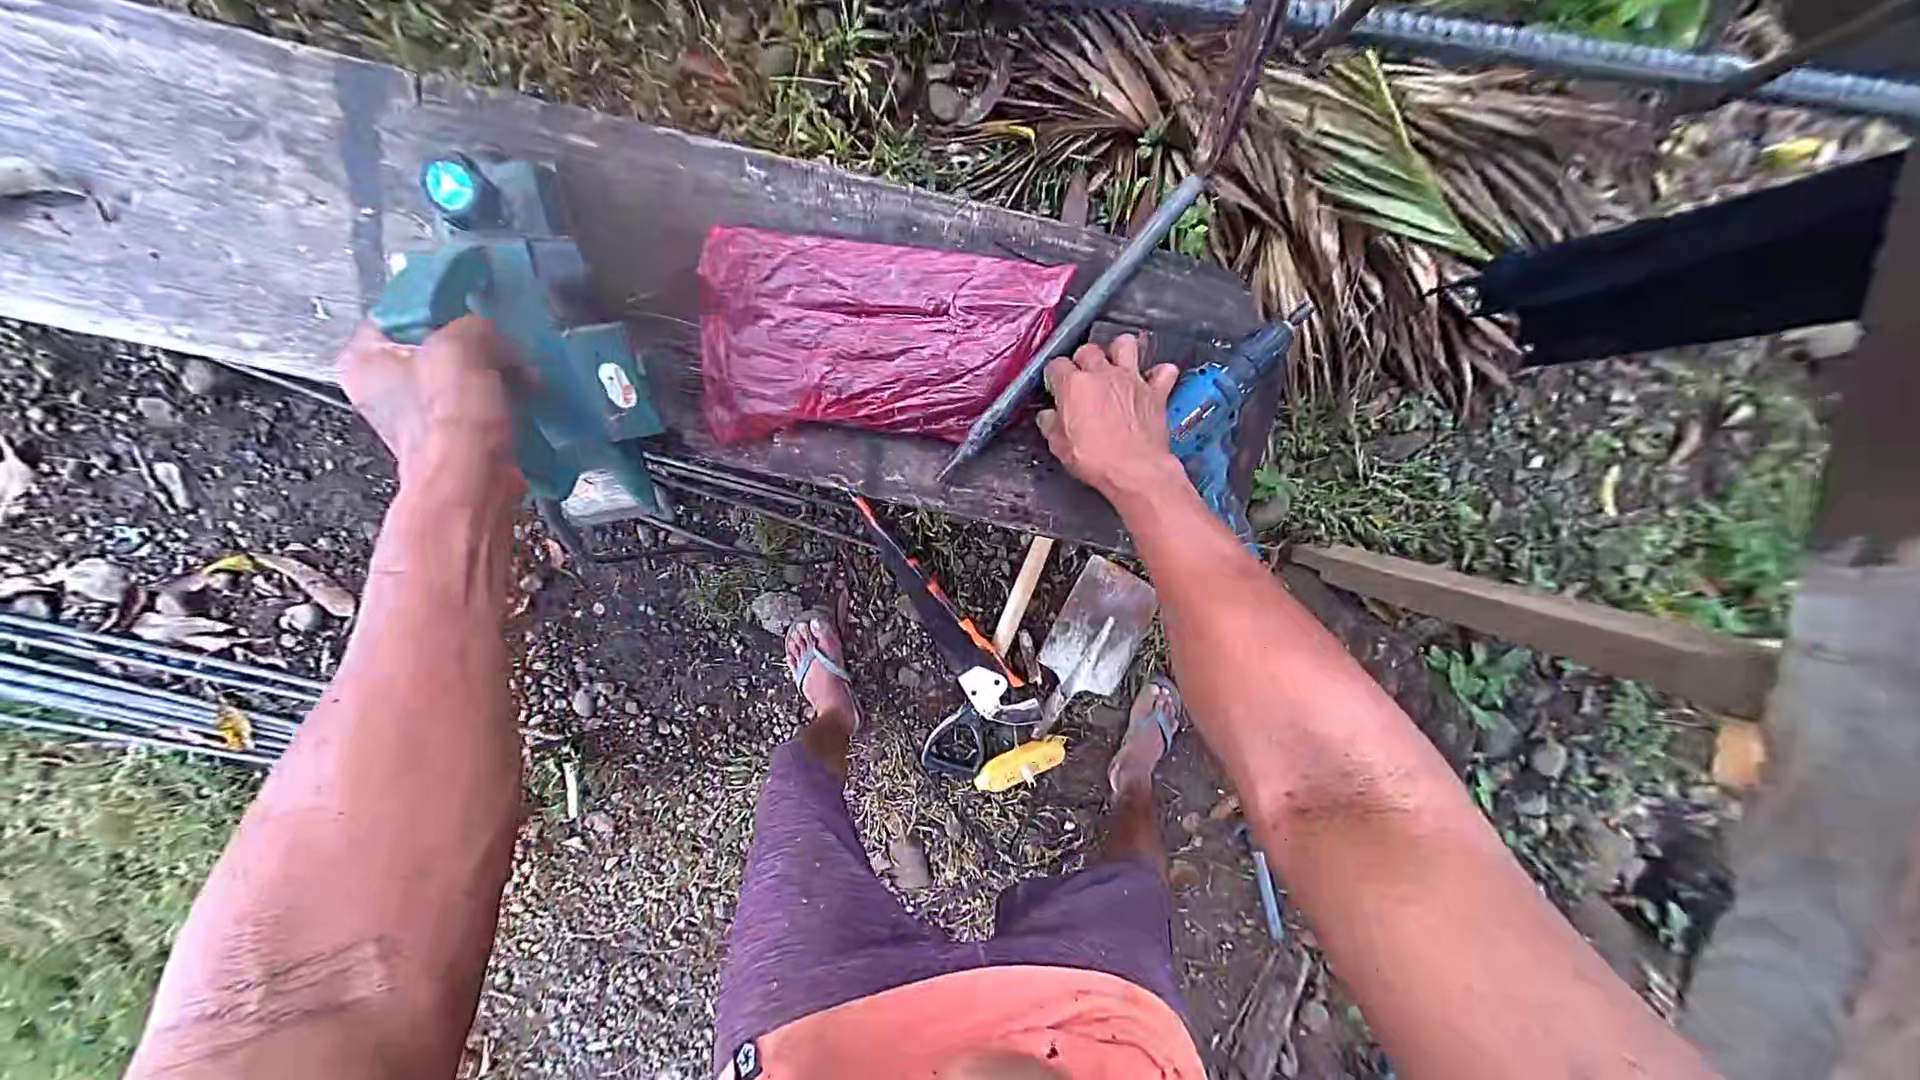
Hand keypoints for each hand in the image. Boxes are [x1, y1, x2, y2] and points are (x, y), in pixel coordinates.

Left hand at [338, 316, 520, 484]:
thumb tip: (491, 333)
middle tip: (507, 350)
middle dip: (482, 348)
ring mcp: (422, 418)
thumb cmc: (453, 423)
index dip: (446, 310)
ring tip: (524, 379)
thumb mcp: (461, 347)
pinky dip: (507, 402)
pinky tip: (525, 403)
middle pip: (441, 348)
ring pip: (467, 378)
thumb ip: (473, 326)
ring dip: (501, 376)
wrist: (475, 483)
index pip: (404, 313)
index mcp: (365, 359)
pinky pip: (485, 407)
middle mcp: (387, 389)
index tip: (479, 312)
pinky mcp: (457, 440)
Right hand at [1035, 335, 1183, 502]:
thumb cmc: (1098, 460)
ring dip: (1119, 351)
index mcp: (1074, 386)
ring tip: (1115, 364)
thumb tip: (1048, 418)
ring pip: (1125, 344)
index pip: (1057, 366)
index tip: (1055, 385)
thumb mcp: (1060, 447)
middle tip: (1081, 377)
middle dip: (1082, 360)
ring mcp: (1131, 380)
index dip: (1054, 376)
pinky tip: (1151, 381)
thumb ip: (1051, 425)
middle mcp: (1103, 375)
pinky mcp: (1155, 392)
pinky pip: (1163, 371)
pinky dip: (1159, 373)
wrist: (1135, 471)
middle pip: (1088, 350)